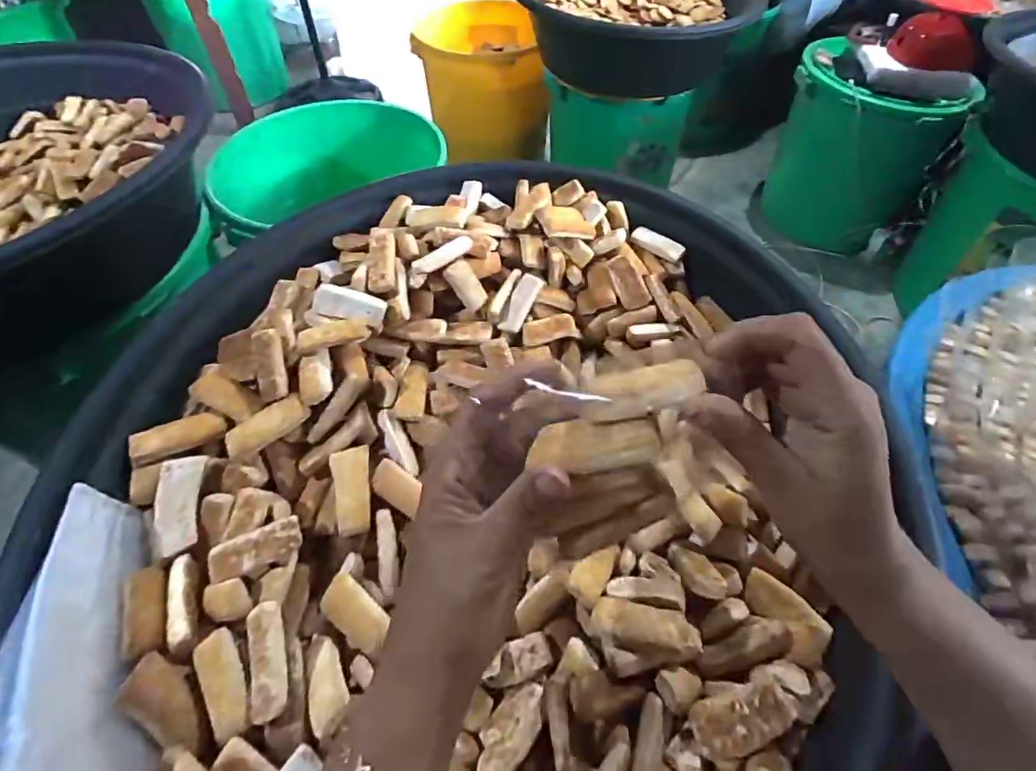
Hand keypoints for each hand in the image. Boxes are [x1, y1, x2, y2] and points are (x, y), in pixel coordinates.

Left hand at [389, 362, 573, 660]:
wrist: (437, 665)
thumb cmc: (449, 599)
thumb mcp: (487, 547)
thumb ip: (524, 505)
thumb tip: (564, 469)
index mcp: (452, 470)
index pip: (479, 409)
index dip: (513, 383)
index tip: (554, 370)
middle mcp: (472, 477)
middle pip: (508, 429)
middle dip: (545, 410)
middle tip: (590, 397)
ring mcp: (491, 502)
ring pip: (526, 458)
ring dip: (556, 442)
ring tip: (598, 426)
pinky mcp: (508, 526)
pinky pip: (537, 490)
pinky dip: (561, 480)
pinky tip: (592, 474)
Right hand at [685, 315, 900, 600]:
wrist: (867, 561)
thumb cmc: (828, 528)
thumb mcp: (777, 482)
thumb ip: (737, 434)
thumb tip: (688, 402)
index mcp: (841, 401)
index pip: (799, 336)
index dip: (751, 333)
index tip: (710, 356)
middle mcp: (843, 387)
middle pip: (788, 341)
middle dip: (740, 351)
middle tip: (702, 381)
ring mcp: (836, 395)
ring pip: (783, 356)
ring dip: (743, 365)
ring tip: (712, 394)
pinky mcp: (826, 406)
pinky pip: (786, 377)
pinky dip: (755, 381)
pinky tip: (732, 402)